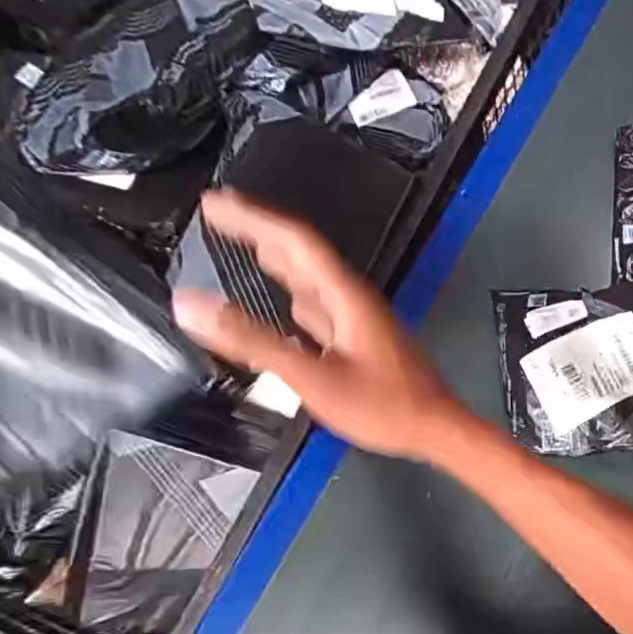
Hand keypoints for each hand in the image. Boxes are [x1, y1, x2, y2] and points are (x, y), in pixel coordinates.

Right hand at [171, 190, 477, 461]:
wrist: (437, 430)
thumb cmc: (390, 408)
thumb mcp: (314, 377)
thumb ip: (254, 342)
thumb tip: (195, 307)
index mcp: (347, 300)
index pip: (296, 241)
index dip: (253, 217)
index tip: (216, 203)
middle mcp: (357, 305)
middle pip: (305, 257)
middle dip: (261, 233)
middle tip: (223, 218)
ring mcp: (364, 324)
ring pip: (316, 284)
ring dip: (282, 266)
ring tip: (251, 252)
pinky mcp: (367, 344)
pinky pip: (326, 312)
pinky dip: (299, 301)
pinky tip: (289, 311)